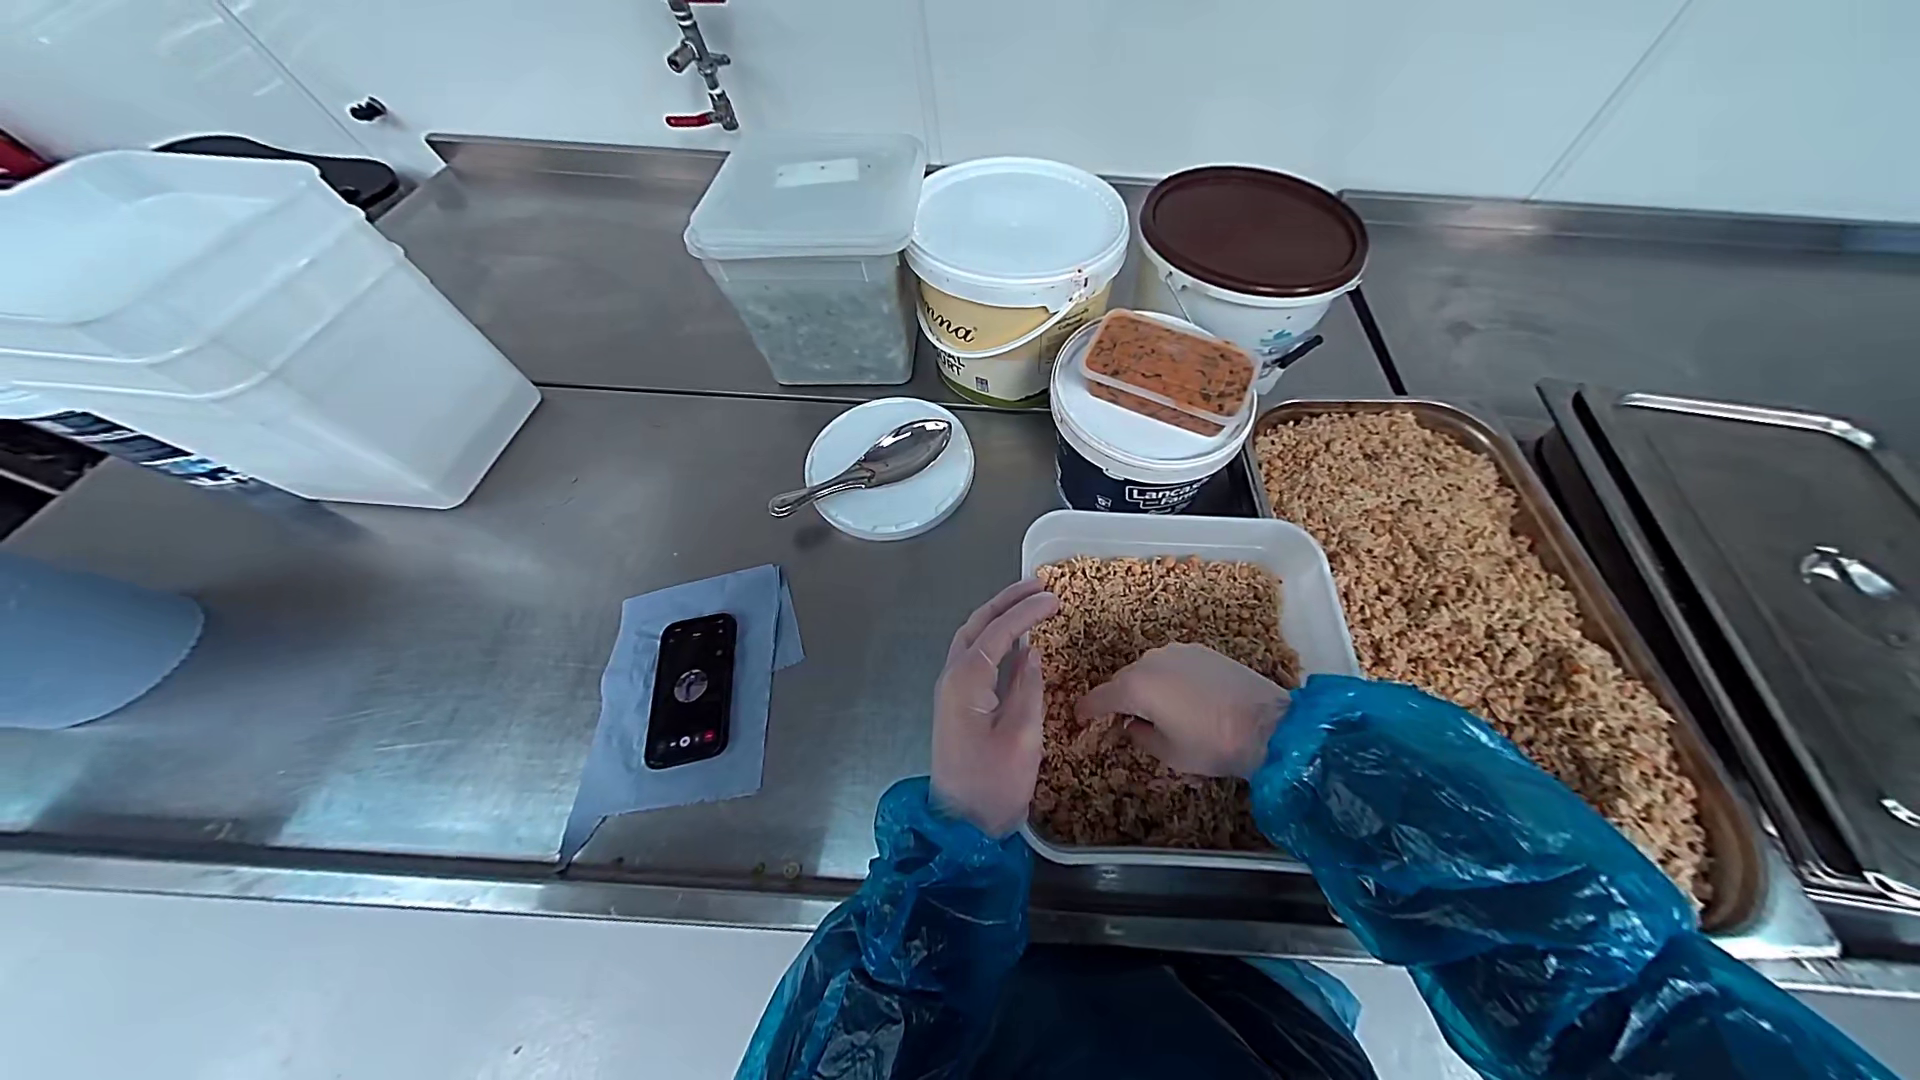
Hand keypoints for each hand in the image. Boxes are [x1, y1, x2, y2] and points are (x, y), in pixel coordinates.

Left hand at [931, 579, 1060, 836]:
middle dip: (1006, 601)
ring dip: (998, 616)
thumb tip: (1031, 653)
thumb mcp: (1023, 738)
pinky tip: (1016, 641)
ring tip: (1029, 601)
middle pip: (977, 625)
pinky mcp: (957, 703)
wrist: (960, 827)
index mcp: (965, 681)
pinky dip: (995, 640)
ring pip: (972, 638)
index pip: (998, 632)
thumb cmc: (994, 786)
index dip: (1026, 611)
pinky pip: (975, 659)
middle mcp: (951, 677)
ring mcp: (950, 690)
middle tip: (1038, 585)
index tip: (1054, 597)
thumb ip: (1028, 689)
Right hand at [1075, 644, 1287, 777]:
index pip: (1098, 698)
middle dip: (1119, 700)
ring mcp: (1176, 651)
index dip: (1085, 710)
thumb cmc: (1212, 744)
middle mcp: (1149, 662)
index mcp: (1134, 687)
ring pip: (1148, 670)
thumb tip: (1132, 724)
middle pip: (1122, 681)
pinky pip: (1171, 664)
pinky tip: (1184, 697)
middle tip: (1125, 721)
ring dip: (1146, 688)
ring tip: (1160, 710)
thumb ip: (1140, 736)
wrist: (1269, 725)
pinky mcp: (1200, 650)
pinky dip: (1169, 679)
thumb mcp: (1168, 753)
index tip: (1079, 718)